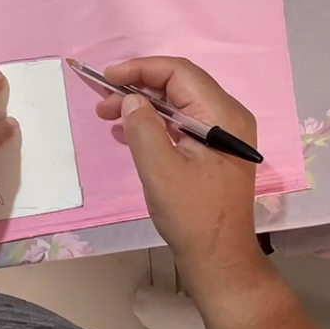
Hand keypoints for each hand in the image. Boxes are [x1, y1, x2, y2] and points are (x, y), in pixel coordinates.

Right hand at [94, 57, 267, 294]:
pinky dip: (153, 123)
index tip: (106, 78)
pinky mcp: (212, 151)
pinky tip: (127, 131)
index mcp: (222, 116)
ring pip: (177, 104)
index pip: (179, 74)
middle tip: (102, 102)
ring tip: (107, 115)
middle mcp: (227, 118)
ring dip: (142, 106)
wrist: (218, 258)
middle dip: (138, 87)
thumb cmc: (192, 216)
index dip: (140, 70)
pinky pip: (180, 124)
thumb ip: (143, 129)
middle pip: (179, 85)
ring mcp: (221, 135)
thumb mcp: (161, 171)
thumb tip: (131, 100)